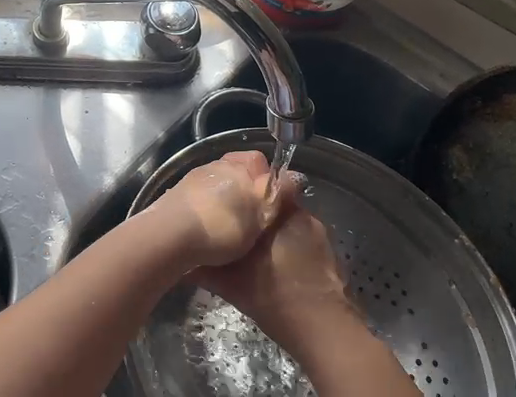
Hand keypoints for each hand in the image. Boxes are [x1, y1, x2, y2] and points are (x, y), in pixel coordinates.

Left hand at [143, 151, 276, 268]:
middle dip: (246, 189)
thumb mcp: (260, 214)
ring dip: (226, 198)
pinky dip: (209, 207)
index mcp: (236, 167)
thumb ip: (276, 193)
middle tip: (254, 217)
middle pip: (237, 171)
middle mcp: (214, 165)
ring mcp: (194, 178)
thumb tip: (292, 177)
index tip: (271, 201)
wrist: (172, 234)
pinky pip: (202, 195)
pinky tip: (210, 227)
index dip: (268, 177)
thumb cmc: (222, 226)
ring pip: (218, 183)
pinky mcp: (178, 193)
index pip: (258, 159)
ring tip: (232, 226)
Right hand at [196, 171, 351, 340]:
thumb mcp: (229, 282)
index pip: (260, 185)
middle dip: (258, 215)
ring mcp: (319, 234)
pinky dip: (292, 248)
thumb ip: (207, 266)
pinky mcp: (330, 255)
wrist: (321, 330)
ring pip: (289, 224)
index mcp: (277, 211)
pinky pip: (304, 241)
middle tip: (239, 229)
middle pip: (274, 205)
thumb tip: (186, 263)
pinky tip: (279, 267)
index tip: (231, 201)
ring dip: (275, 232)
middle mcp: (300, 215)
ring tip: (258, 250)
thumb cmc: (272, 295)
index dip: (245, 192)